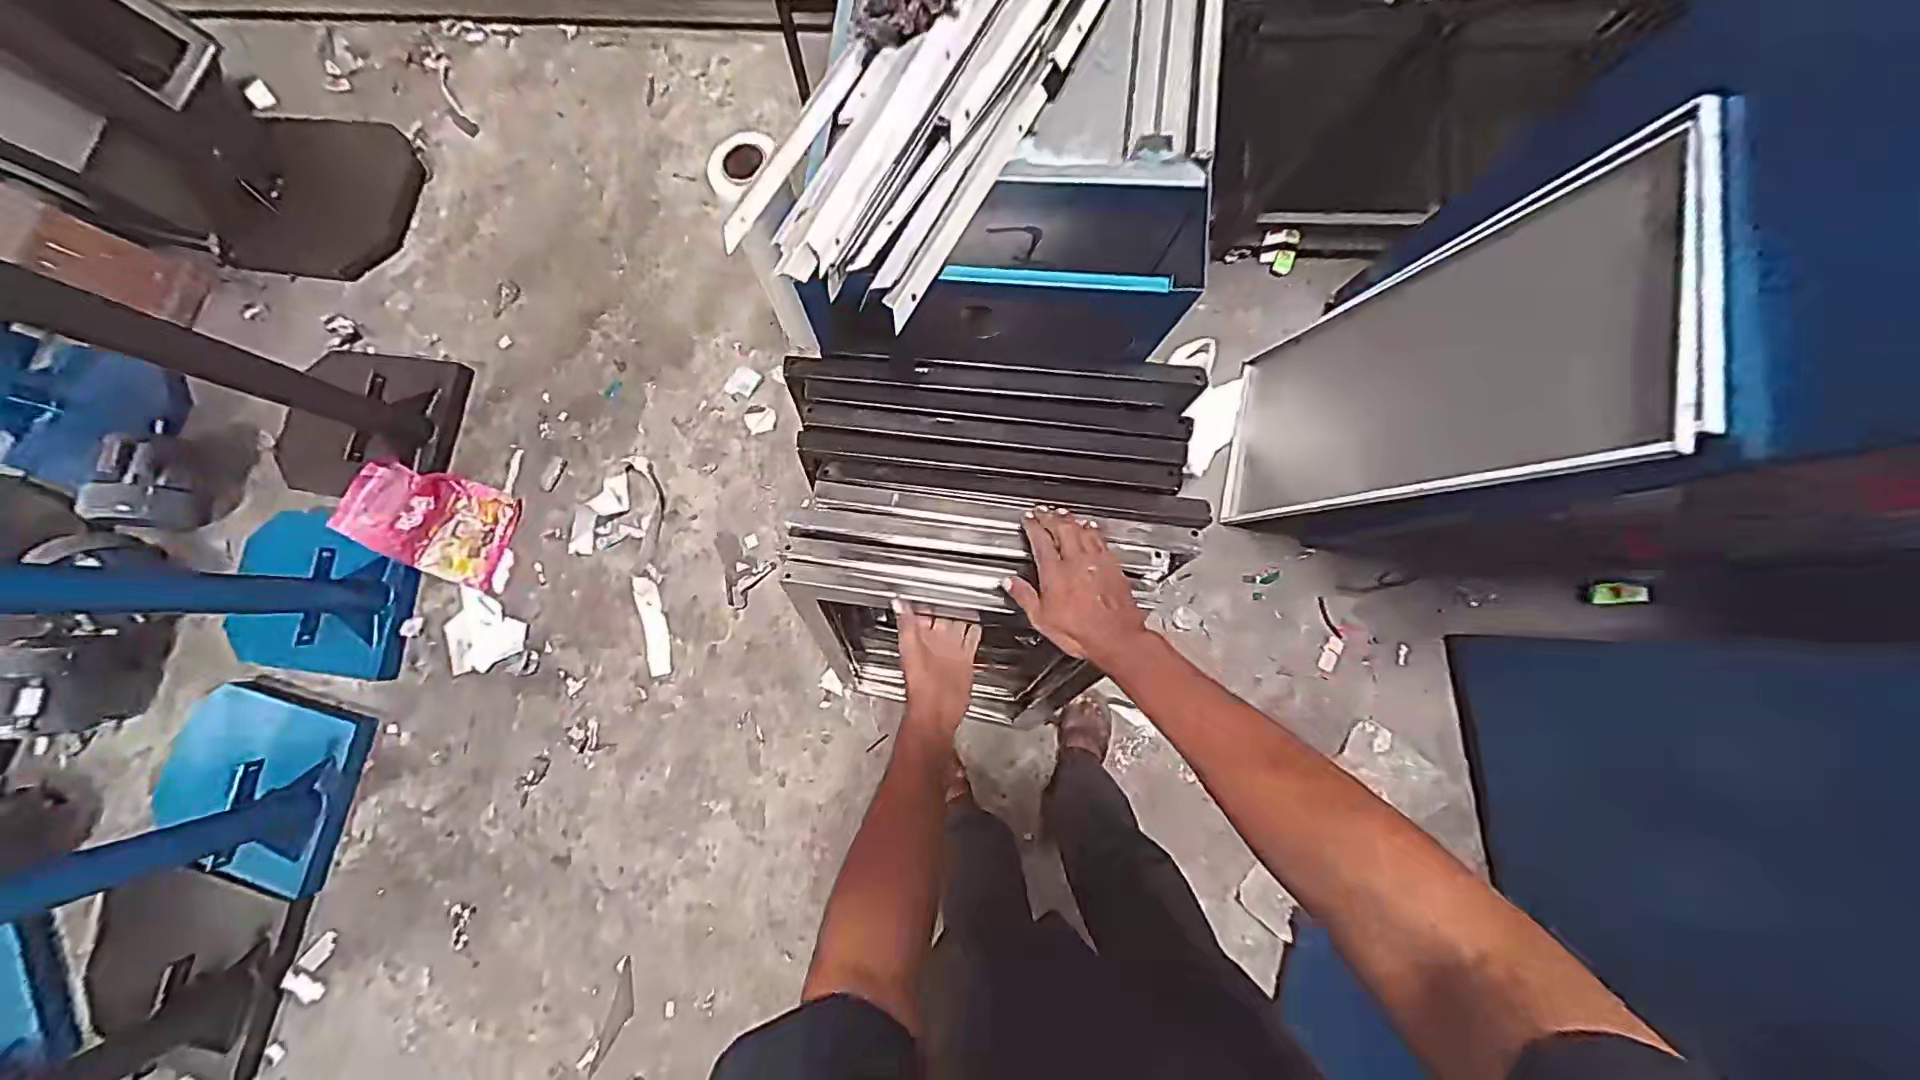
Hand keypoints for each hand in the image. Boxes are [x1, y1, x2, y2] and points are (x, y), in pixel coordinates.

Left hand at [893, 600, 980, 738]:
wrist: (936, 710)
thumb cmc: (920, 685)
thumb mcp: (909, 649)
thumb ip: (906, 625)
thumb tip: (898, 603)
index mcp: (921, 637)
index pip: (925, 612)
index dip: (929, 599)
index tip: (933, 585)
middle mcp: (937, 642)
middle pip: (946, 616)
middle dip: (951, 603)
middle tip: (958, 587)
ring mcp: (952, 650)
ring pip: (960, 625)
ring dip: (965, 614)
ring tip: (971, 599)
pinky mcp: (965, 659)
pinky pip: (972, 639)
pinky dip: (976, 630)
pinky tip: (978, 622)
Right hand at [1003, 508, 1152, 668]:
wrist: (1116, 638)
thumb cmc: (1082, 632)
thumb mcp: (1042, 620)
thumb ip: (1025, 597)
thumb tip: (1010, 583)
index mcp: (1055, 573)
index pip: (1041, 540)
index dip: (1033, 526)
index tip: (1028, 519)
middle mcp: (1076, 562)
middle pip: (1062, 528)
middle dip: (1050, 516)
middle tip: (1043, 511)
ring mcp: (1096, 562)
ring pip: (1082, 530)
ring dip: (1071, 519)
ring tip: (1064, 513)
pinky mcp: (1113, 566)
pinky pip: (1100, 539)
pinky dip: (1092, 529)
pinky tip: (1091, 527)